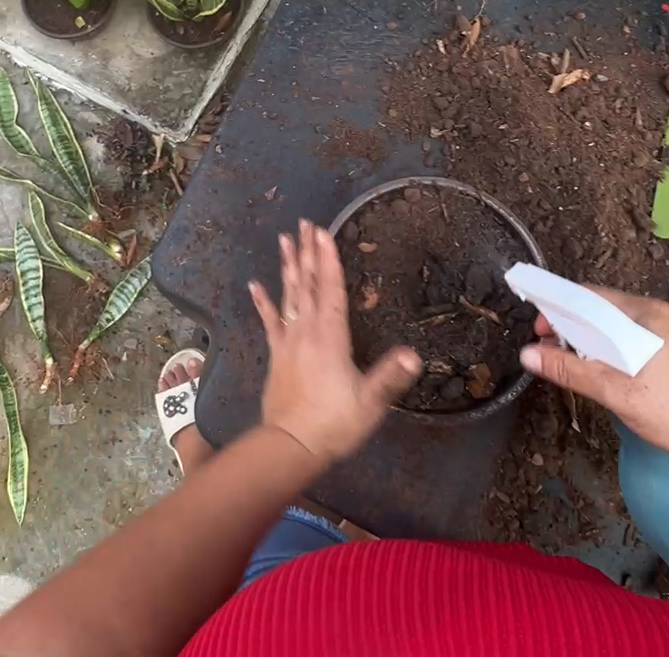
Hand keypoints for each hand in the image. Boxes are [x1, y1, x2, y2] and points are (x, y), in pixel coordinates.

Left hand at [249, 220, 421, 460]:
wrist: (291, 445)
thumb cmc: (333, 423)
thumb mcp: (369, 403)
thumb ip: (389, 377)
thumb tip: (413, 354)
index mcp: (331, 337)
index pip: (331, 290)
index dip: (328, 260)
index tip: (323, 233)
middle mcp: (307, 331)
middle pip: (307, 284)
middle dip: (307, 253)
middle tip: (305, 224)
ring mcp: (288, 341)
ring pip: (288, 295)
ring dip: (288, 267)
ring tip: (285, 240)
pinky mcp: (276, 354)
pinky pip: (269, 321)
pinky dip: (262, 302)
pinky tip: (254, 284)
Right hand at [520, 285, 668, 468]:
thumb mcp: (616, 391)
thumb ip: (571, 369)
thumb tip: (528, 354)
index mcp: (647, 314)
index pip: (591, 296)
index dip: (558, 310)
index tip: (540, 332)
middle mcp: (663, 315)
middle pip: (606, 311)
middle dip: (574, 328)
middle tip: (554, 352)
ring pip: (623, 328)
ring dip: (595, 342)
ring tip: (579, 366)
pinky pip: (640, 341)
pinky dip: (617, 351)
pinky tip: (612, 375)